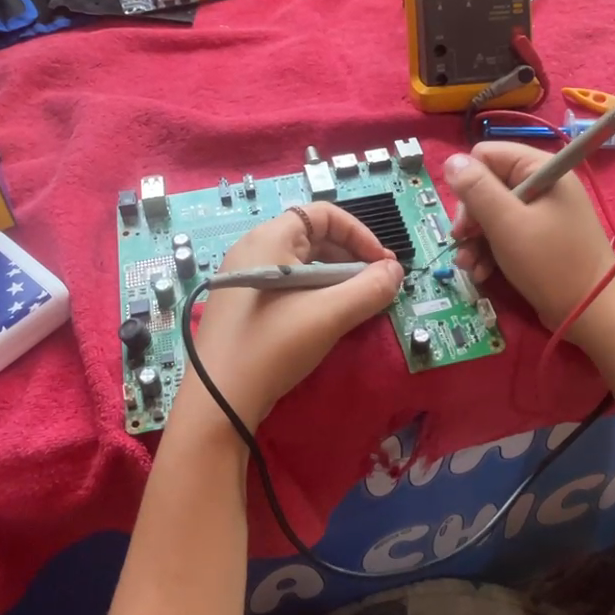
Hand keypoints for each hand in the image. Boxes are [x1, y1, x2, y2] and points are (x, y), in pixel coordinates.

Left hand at [174, 204, 403, 434]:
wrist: (219, 401)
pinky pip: (289, 285)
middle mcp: (254, 249)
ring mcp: (247, 277)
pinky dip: (316, 294)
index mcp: (270, 238)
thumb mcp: (329, 315)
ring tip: (359, 305)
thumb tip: (395, 271)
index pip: (324, 214)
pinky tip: (330, 319)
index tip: (383, 264)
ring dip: (337, 278)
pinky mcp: (245, 305)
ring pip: (304, 264)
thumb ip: (369, 288)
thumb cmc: (273, 345)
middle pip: (315, 237)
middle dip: (352, 258)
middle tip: (377, 287)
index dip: (360, 234)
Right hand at [444, 143, 614, 354]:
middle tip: (463, 242)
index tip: (464, 218)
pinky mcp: (538, 239)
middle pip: (486, 186)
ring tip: (469, 266)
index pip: (487, 155)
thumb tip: (451, 161)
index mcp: (541, 169)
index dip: (468, 183)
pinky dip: (488, 252)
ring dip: (474, 239)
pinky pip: (504, 234)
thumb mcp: (507, 224)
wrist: (592, 313)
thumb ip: (476, 189)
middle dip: (470, 217)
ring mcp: (541, 213)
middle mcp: (541, 185)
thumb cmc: (550, 263)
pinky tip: (481, 272)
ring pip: (491, 213)